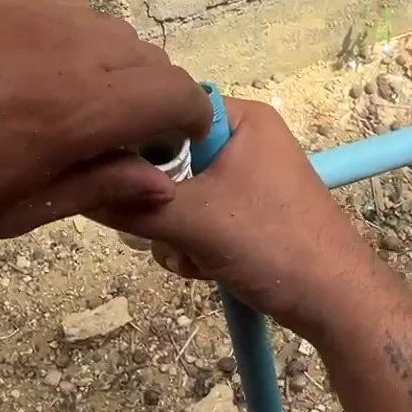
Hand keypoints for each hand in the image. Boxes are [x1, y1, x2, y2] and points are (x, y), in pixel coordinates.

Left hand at [0, 0, 211, 243]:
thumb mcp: (18, 211)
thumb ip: (99, 186)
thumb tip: (161, 182)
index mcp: (81, 106)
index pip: (177, 93)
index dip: (188, 121)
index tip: (170, 144)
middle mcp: (68, 44)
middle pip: (149, 56)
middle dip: (151, 96)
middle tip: (115, 134)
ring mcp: (28, 9)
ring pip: (108, 27)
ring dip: (113, 64)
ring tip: (69, 102)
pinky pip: (62, 10)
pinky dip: (71, 40)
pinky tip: (27, 70)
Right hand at [99, 98, 399, 338]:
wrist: (335, 301)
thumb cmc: (274, 244)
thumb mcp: (197, 221)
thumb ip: (133, 204)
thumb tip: (75, 189)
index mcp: (242, 120)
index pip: (168, 110)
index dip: (138, 144)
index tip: (119, 180)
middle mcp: (245, 140)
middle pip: (169, 159)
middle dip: (162, 205)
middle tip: (169, 232)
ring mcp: (247, 178)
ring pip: (180, 195)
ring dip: (177, 234)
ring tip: (196, 257)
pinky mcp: (246, 211)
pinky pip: (199, 217)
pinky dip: (195, 245)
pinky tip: (207, 269)